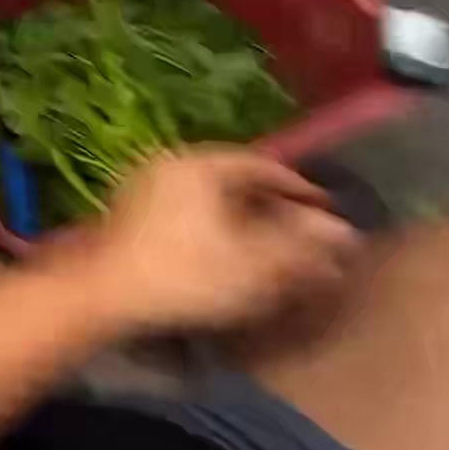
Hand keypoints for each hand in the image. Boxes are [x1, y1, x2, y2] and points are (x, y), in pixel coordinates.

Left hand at [76, 147, 359, 331]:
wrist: (107, 288)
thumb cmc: (186, 272)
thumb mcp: (254, 264)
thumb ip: (300, 245)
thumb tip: (342, 231)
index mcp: (198, 163)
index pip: (258, 163)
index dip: (297, 186)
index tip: (328, 210)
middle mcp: (170, 161)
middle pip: (232, 176)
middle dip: (272, 203)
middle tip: (304, 230)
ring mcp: (146, 180)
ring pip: (208, 191)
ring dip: (243, 213)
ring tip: (272, 243)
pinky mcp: (133, 205)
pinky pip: (186, 202)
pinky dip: (215, 219)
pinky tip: (228, 247)